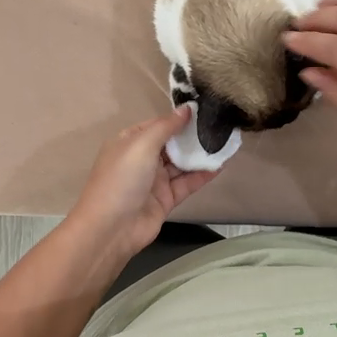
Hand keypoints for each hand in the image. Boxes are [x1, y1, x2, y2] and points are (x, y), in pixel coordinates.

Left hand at [67, 107, 220, 258]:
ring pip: (181, 164)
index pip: (157, 125)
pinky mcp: (165, 199)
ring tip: (224, 143)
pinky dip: (202, 176)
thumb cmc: (122, 180)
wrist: (112, 228)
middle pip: (171, 144)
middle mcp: (141, 159)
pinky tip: (220, 166)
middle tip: (219, 125)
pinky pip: (186, 184)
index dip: (178, 118)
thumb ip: (166, 126)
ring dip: (200, 155)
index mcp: (129, 142)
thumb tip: (186, 108)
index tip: (204, 110)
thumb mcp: (141, 145)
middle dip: (192, 136)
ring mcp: (154, 180)